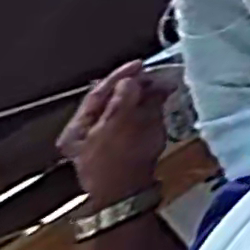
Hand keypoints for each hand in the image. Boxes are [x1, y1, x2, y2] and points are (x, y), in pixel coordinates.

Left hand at [57, 61, 173, 201]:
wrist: (130, 186)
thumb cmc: (115, 160)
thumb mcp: (113, 132)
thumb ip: (119, 105)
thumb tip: (128, 80)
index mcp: (80, 127)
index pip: (97, 94)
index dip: (117, 77)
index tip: (138, 64)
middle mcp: (98, 123)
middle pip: (118, 94)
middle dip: (138, 82)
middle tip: (156, 72)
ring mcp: (120, 125)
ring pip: (135, 98)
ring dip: (151, 87)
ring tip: (166, 81)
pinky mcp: (140, 126)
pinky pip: (149, 104)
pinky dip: (159, 95)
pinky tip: (169, 89)